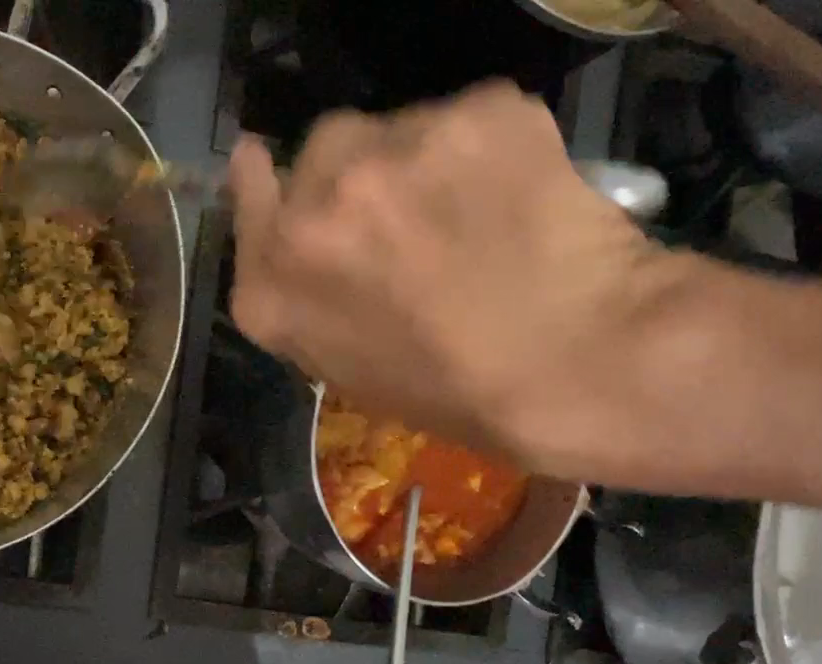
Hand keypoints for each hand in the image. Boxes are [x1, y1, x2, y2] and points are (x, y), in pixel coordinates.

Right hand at [227, 81, 685, 468]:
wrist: (574, 363)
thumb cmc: (448, 390)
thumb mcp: (337, 361)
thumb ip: (300, 293)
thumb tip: (301, 241)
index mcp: (270, 288)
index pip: (247, 198)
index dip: (264, 180)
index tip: (273, 164)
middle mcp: (310, 214)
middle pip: (319, 151)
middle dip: (350, 172)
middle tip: (402, 213)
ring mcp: (386, 157)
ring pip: (391, 127)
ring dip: (415, 158)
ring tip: (466, 207)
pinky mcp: (470, 114)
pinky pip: (465, 117)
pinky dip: (485, 147)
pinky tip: (514, 194)